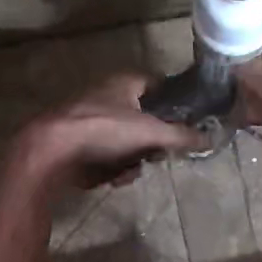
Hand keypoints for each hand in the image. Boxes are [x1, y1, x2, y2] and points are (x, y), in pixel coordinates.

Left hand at [9, 75, 206, 197]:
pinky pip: (108, 155)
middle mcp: (107, 96)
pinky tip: (111, 178)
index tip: (185, 122)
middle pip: (144, 120)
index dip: (173, 102)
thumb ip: (181, 136)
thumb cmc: (103, 130)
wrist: (51, 152)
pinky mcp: (79, 144)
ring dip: (132, 160)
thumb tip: (210, 138)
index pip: (158, 85)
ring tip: (128, 171)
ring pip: (127, 142)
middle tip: (156, 155)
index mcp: (124, 82)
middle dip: (151, 143)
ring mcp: (92, 121)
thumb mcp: (149, 132)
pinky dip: (113, 168)